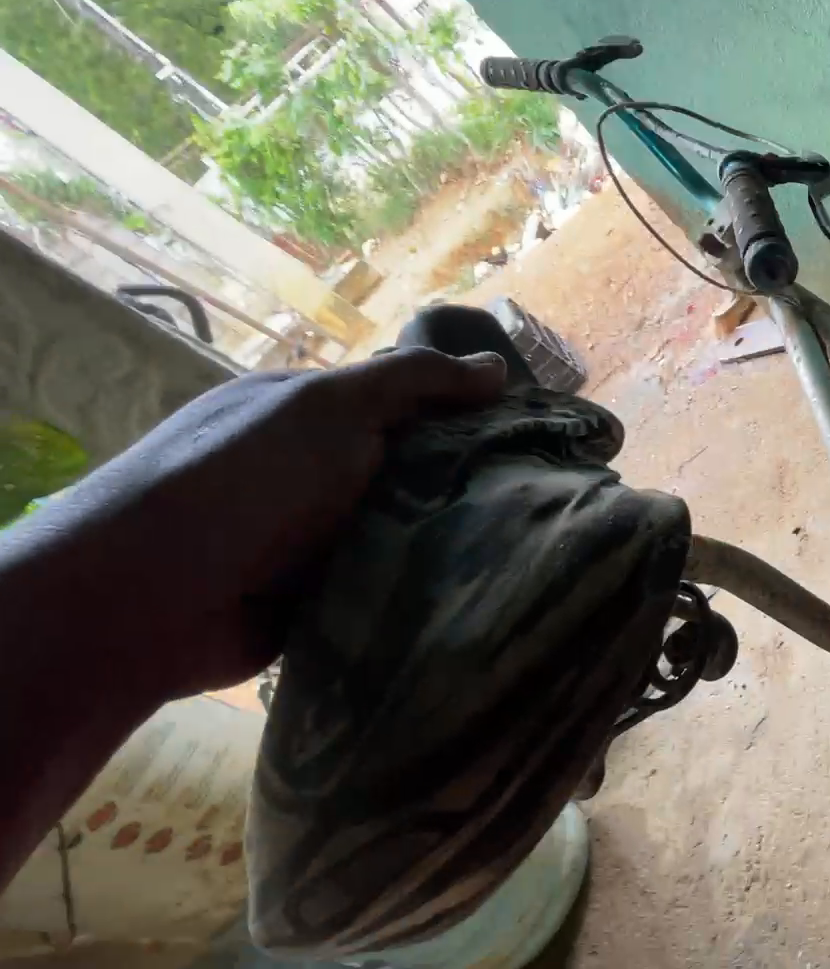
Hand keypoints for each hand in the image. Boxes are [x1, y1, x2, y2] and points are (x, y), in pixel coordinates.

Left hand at [1, 348, 505, 701]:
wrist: (149, 602)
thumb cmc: (244, 481)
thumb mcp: (330, 406)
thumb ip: (415, 380)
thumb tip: (498, 367)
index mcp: (314, 415)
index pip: (412, 402)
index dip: (470, 410)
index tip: (531, 429)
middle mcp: (321, 468)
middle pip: (420, 463)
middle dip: (471, 473)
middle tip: (540, 484)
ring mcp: (323, 531)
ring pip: (414, 520)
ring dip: (454, 526)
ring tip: (529, 530)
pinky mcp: (331, 588)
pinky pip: (398, 570)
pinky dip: (429, 571)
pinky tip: (485, 570)